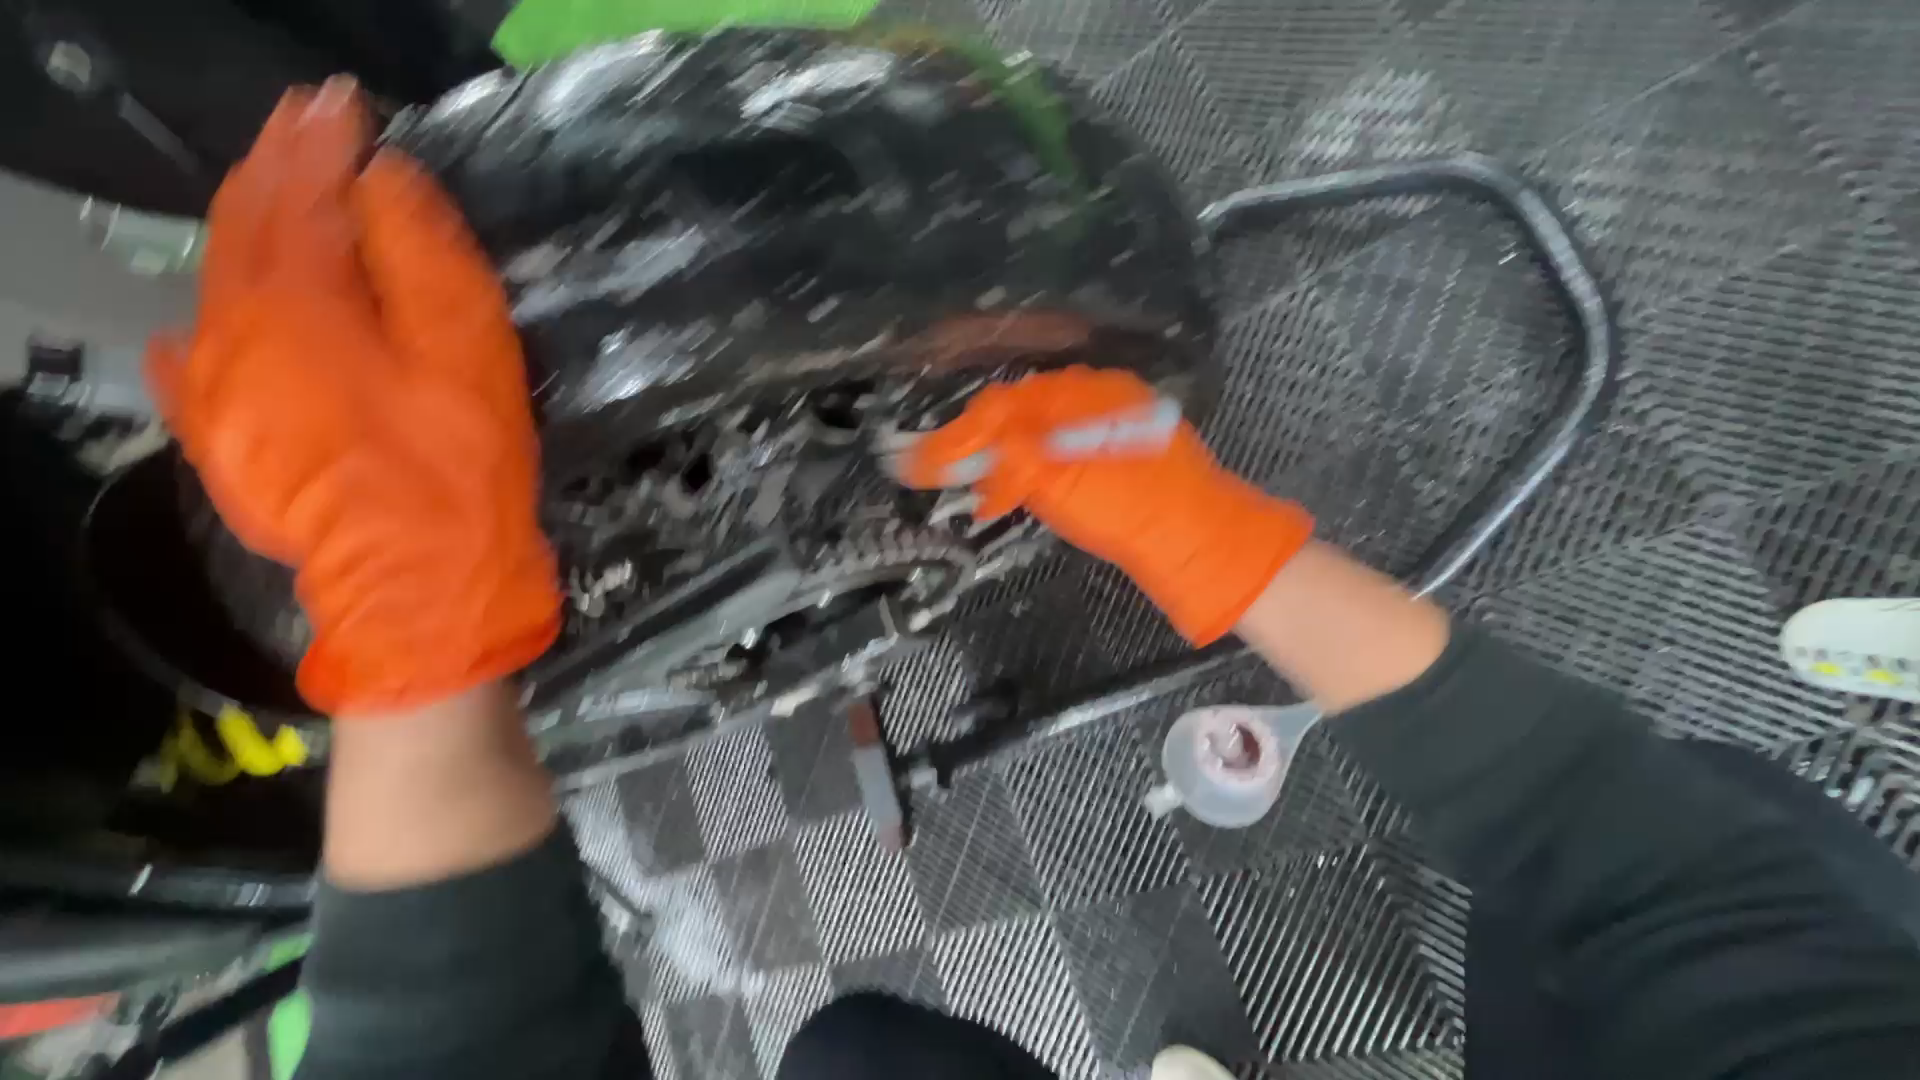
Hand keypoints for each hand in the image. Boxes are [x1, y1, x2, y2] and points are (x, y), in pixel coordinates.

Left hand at [148, 78, 560, 714]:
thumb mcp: (470, 357)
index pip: (298, 196)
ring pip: (217, 282)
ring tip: (284, 194)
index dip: (323, 143)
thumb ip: (426, 261)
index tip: (346, 102)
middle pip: (242, 228)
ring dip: (252, 227)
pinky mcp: (224, 439)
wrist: (422, 591)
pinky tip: (233, 303)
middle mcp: (229, 337)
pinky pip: (200, 346)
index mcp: (296, 310)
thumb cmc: (460, 473)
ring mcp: (213, 392)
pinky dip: (225, 303)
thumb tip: (388, 182)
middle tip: (310, 124)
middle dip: (276, 168)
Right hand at [902, 367, 1312, 644]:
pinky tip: (1017, 493)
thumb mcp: (1064, 484)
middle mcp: (1098, 400)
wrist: (1203, 544)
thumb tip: (965, 449)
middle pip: (1018, 415)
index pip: (1004, 407)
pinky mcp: (1120, 457)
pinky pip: (1061, 452)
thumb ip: (1010, 460)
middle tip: (941, 475)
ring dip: (1001, 462)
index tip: (919, 461)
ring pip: (1038, 435)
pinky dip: (1031, 473)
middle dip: (976, 445)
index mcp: (1084, 396)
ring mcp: (1113, 428)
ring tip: (977, 493)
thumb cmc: (1132, 510)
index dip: (958, 436)